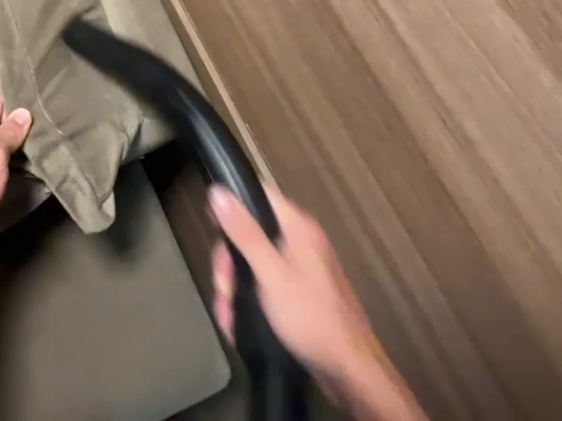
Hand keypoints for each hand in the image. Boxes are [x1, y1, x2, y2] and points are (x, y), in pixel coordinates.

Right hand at [209, 185, 384, 378]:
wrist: (350, 372)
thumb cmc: (310, 316)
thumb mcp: (270, 273)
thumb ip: (244, 232)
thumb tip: (218, 190)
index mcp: (297, 227)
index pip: (258, 195)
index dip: (231, 204)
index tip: (211, 226)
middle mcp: (299, 241)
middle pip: (250, 233)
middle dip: (230, 263)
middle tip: (223, 288)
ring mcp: (300, 268)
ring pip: (253, 262)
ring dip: (235, 286)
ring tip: (227, 313)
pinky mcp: (298, 293)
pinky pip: (264, 283)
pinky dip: (249, 298)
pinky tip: (237, 320)